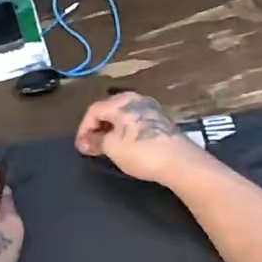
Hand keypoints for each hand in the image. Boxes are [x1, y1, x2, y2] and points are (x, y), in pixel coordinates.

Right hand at [74, 91, 212, 185]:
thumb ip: (95, 141)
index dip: (83, 129)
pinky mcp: (160, 119)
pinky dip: (124, 130)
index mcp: (121, 102)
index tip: (81, 147)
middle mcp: (135, 99)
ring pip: (122, 115)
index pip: (93, 110)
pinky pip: (134, 120)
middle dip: (96, 128)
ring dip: (110, 129)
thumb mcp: (112, 148)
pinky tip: (124, 145)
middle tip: (91, 146)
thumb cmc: (141, 152)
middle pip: (108, 110)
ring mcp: (150, 108)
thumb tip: (85, 141)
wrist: (181, 162)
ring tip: (105, 147)